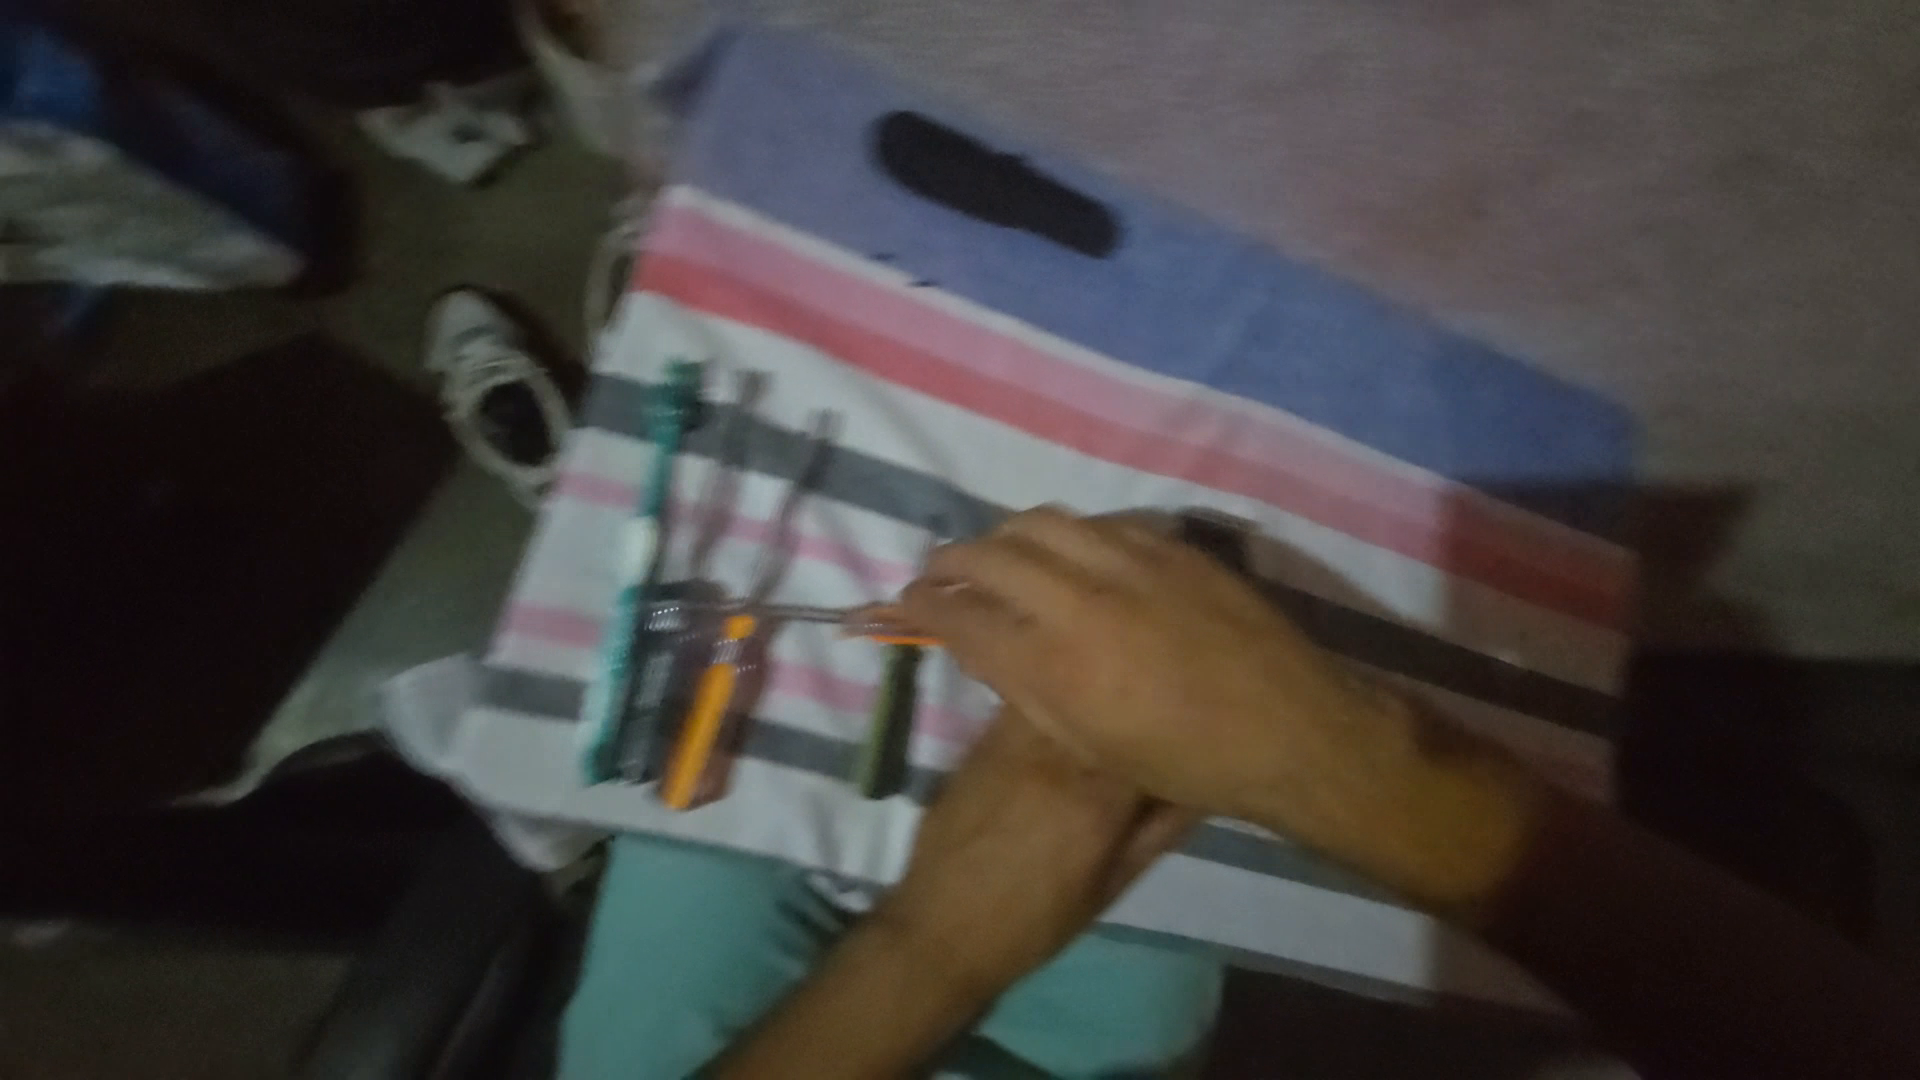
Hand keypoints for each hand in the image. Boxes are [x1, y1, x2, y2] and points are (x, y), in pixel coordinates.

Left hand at [873, 707, 1198, 993]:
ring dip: (1089, 689)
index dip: (1172, 727)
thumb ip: (1160, 832)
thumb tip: (1199, 787)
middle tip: (1151, 703)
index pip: (1152, 737)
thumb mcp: (1111, 887)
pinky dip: (1048, 694)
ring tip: (1106, 690)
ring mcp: (1013, 743)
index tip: (1183, 725)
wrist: (942, 927)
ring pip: (1066, 693)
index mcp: (1099, 801)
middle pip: (1110, 707)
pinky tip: (1058, 695)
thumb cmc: (1035, 920)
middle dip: (1134, 702)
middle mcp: (1058, 760)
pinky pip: (1026, 702)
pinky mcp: (982, 738)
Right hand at [895, 506, 1544, 913]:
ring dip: (1003, 536)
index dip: (919, 605)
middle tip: (936, 572)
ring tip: (997, 555)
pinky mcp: (1169, 546)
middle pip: (988, 554)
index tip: (902, 600)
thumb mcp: (1086, 741)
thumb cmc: (1182, 759)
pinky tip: (1067, 552)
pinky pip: (1097, 521)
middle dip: (948, 559)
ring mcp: (1128, 563)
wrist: (1290, 728)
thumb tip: (982, 641)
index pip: (960, 616)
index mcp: (1054, 663)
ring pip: (1040, 522)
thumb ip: (1023, 685)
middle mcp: (1081, 599)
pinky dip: (1065, 533)